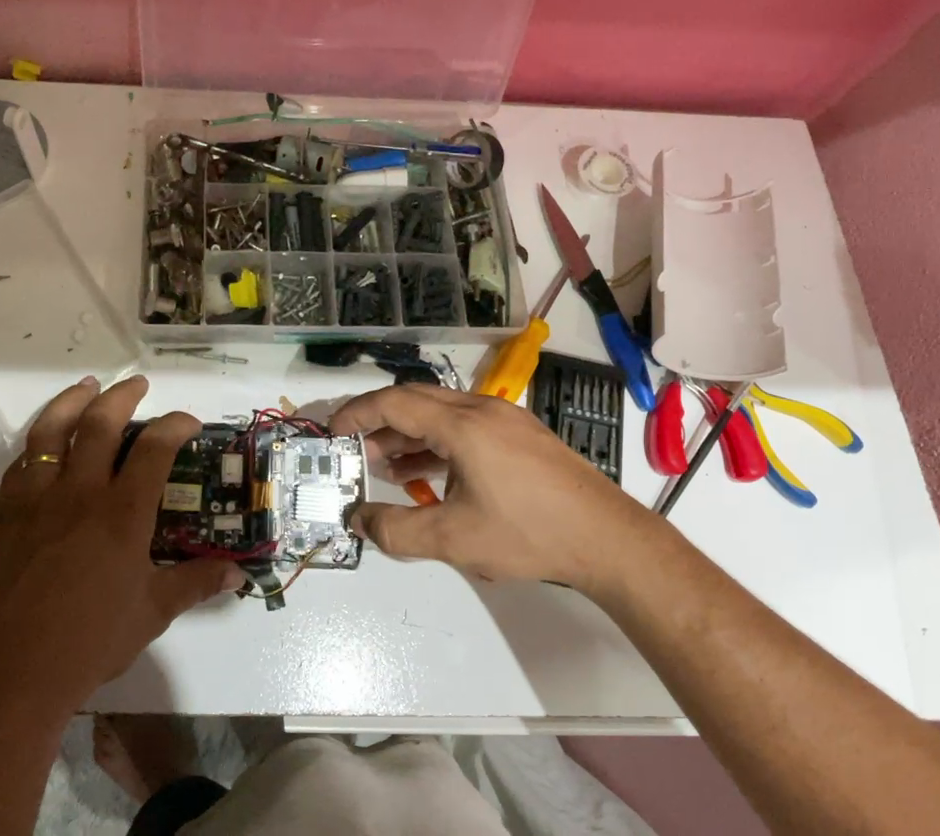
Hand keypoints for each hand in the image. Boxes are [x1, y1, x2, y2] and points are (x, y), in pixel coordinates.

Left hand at [0, 375, 242, 719]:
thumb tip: (238, 573)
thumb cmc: (92, 642)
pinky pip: (22, 464)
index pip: (155, 448)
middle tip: (138, 385)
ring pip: (52, 431)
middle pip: (100, 423)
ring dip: (72, 401)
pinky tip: (46, 444)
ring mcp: (38, 501)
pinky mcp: (8, 516)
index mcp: (122, 514)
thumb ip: (196, 583)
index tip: (188, 422)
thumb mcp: (154, 612)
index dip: (175, 424)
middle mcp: (80, 494)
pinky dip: (38, 443)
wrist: (17, 671)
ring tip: (87, 386)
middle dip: (122, 396)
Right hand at [330, 384, 660, 593]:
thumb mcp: (452, 539)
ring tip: (385, 466)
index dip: (357, 414)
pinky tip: (429, 475)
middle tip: (354, 451)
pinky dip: (437, 443)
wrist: (608, 539)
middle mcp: (483, 409)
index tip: (332, 432)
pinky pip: (465, 427)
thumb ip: (395, 530)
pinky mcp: (521, 436)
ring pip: (442, 413)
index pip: (394, 403)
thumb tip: (357, 520)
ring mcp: (506, 419)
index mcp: (463, 425)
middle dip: (379, 423)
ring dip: (409, 435)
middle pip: (416, 400)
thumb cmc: (528, 534)